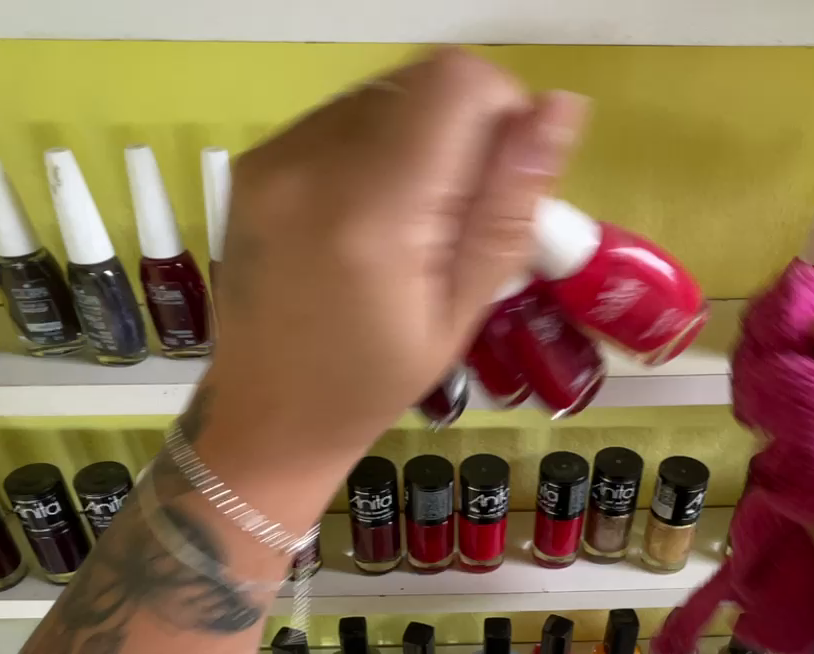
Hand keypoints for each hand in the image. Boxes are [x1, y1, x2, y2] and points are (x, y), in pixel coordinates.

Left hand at [189, 50, 587, 523]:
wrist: (269, 413)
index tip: (498, 182)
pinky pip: (337, 120)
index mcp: (373, 213)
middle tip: (450, 222)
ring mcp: (273, 157)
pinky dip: (371, 154)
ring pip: (380, 94)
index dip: (500, 112)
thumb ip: (507, 209)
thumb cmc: (374, 384)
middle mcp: (312, 163)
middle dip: (459, 134)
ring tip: (404, 231)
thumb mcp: (459, 313)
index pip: (456, 82)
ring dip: (415, 142)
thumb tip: (560, 109)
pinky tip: (364, 225)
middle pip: (418, 80)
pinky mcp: (253, 162)